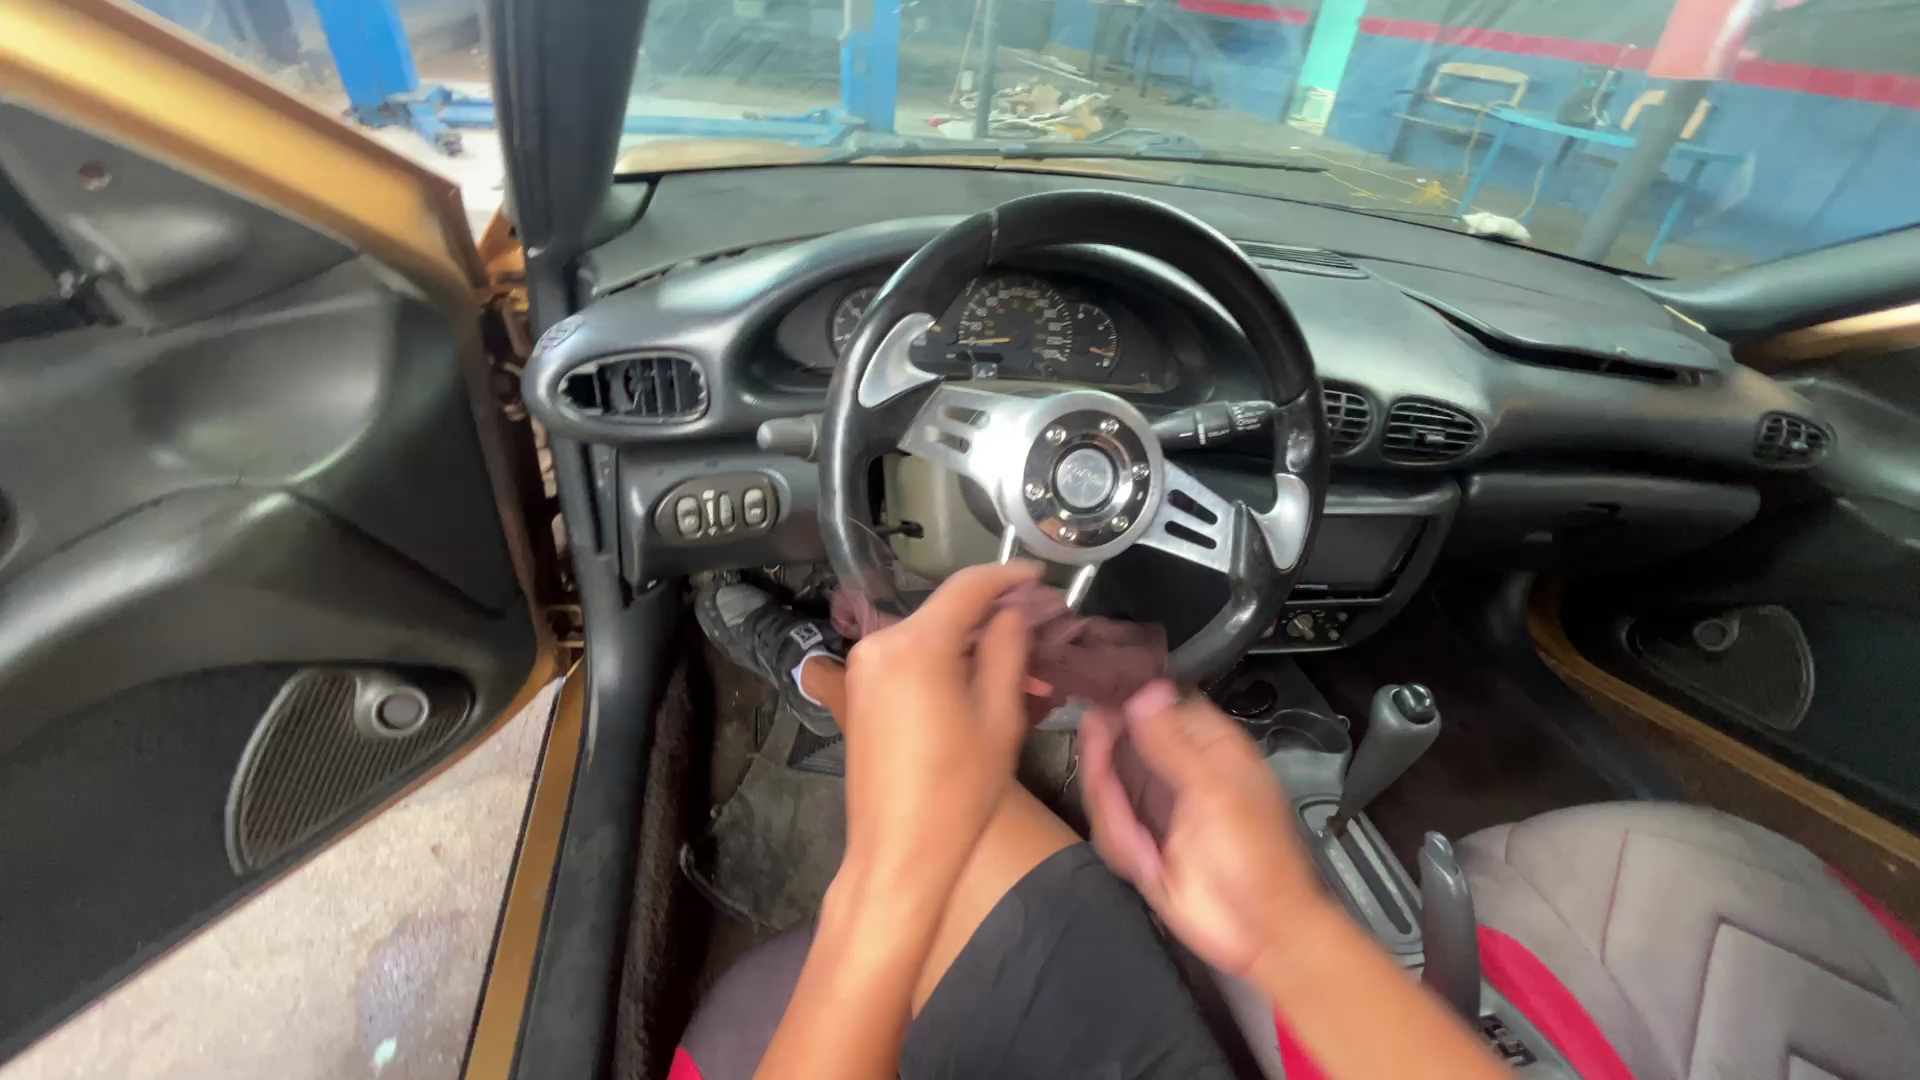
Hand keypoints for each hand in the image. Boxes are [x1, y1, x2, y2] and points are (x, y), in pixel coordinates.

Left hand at [838, 560, 1041, 881]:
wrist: (897, 853)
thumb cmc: (957, 794)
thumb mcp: (998, 719)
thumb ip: (1007, 652)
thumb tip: (1013, 614)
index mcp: (915, 647)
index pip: (966, 587)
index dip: (1007, 576)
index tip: (1038, 575)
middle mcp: (880, 645)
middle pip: (947, 612)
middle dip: (995, 619)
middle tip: (1040, 634)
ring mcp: (864, 668)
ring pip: (931, 637)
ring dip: (975, 647)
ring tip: (1024, 675)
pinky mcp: (861, 690)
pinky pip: (912, 659)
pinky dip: (948, 665)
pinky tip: (982, 687)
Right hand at [1079, 681, 1333, 974]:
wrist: (1258, 934)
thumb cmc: (1254, 857)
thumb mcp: (1216, 794)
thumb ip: (1172, 744)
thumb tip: (1144, 692)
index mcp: (1205, 744)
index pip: (1155, 702)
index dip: (1122, 700)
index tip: (1095, 704)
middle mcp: (1173, 764)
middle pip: (1117, 739)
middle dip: (1104, 763)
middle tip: (1101, 778)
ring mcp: (1152, 799)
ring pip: (1104, 783)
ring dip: (1114, 816)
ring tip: (1141, 848)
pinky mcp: (1136, 835)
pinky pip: (1106, 824)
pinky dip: (1119, 843)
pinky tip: (1147, 863)